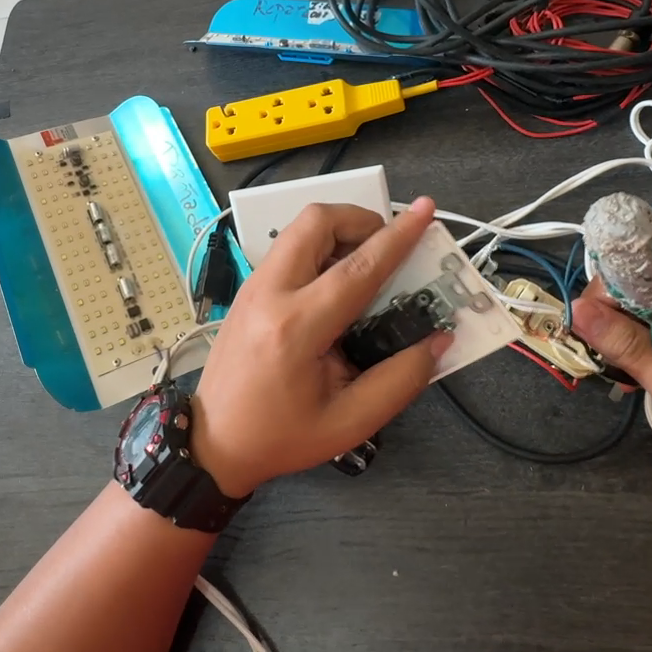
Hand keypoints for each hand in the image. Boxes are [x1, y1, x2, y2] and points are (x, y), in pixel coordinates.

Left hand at [188, 198, 453, 497]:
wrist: (213, 440)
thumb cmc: (280, 436)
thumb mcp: (349, 423)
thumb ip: (399, 381)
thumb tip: (437, 339)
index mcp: (295, 328)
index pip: (355, 269)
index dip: (396, 238)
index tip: (424, 211)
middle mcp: (270, 292)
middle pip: (316, 222)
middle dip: (360, 219)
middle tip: (388, 245)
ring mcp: (253, 284)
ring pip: (299, 228)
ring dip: (339, 230)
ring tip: (366, 263)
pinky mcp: (248, 287)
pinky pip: (289, 246)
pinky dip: (319, 247)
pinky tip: (337, 280)